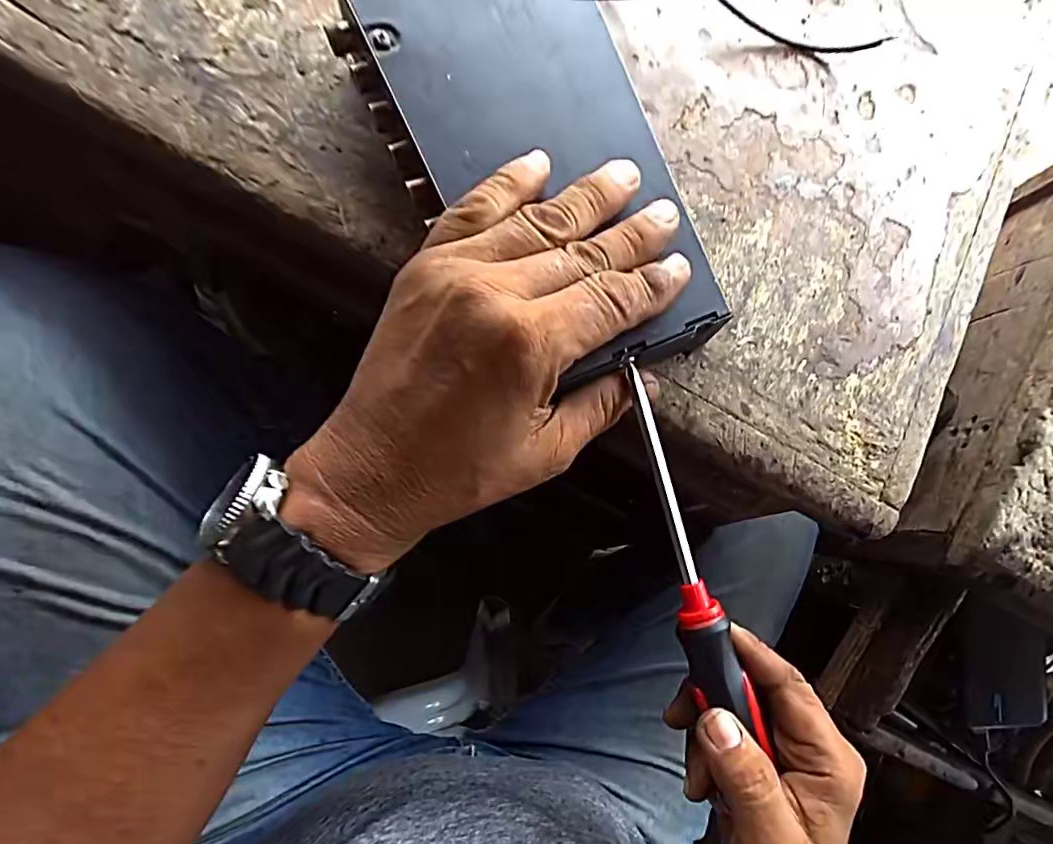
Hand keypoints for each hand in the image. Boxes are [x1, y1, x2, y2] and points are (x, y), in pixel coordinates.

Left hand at [281, 149, 690, 571]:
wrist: (376, 466)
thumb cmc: (461, 470)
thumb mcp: (549, 452)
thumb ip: (600, 406)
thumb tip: (639, 378)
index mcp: (530, 345)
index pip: (609, 301)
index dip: (649, 285)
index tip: (676, 269)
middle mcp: (494, 295)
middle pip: (581, 254)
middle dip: (631, 234)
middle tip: (664, 214)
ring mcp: (455, 274)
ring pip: (535, 222)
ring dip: (584, 197)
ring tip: (621, 175)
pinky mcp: (425, 269)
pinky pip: (472, 212)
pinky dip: (507, 185)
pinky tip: (536, 165)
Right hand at [665, 627, 866, 843]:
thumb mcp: (768, 838)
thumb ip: (743, 775)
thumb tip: (715, 717)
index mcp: (830, 760)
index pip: (791, 688)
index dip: (753, 654)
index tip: (717, 631)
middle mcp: (812, 749)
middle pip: (758, 693)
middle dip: (715, 701)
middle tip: (681, 716)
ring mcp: (788, 756)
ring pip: (736, 713)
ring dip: (706, 737)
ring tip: (700, 782)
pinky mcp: (765, 766)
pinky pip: (728, 737)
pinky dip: (706, 754)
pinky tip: (706, 787)